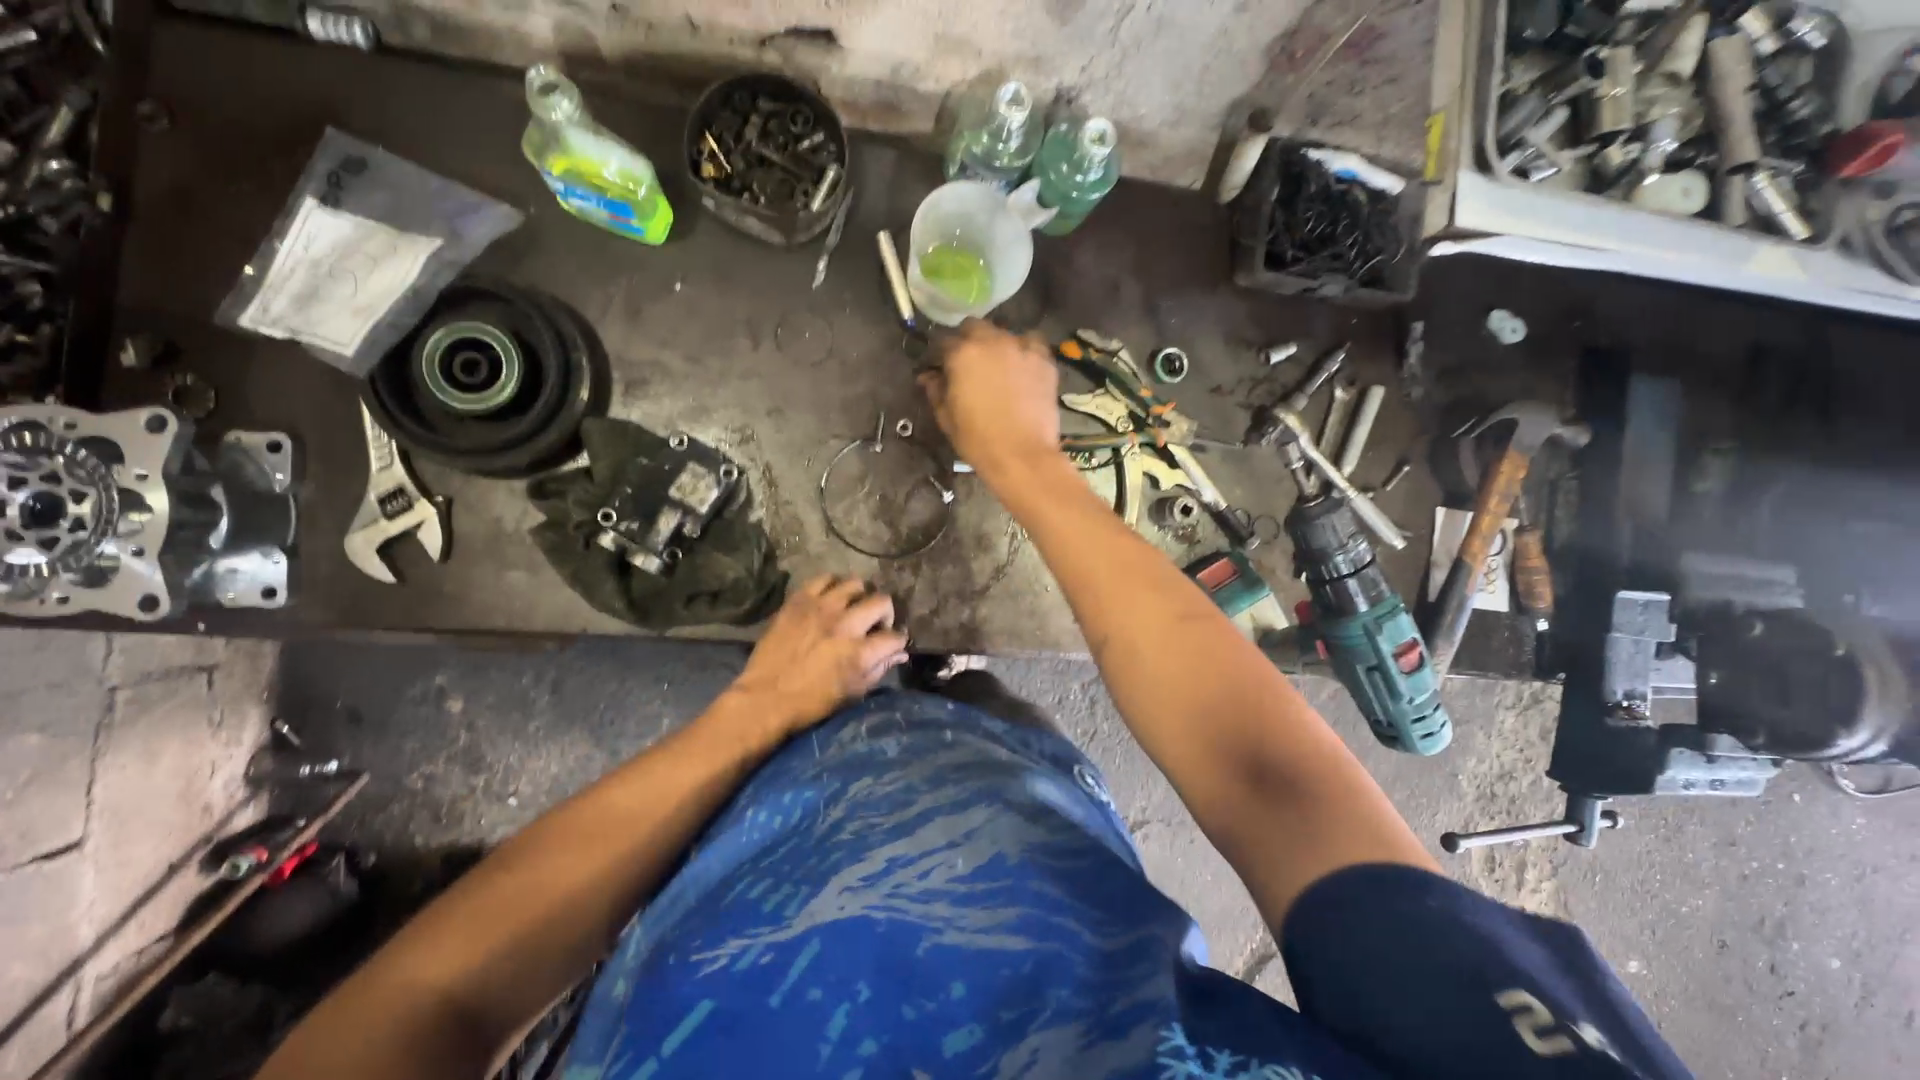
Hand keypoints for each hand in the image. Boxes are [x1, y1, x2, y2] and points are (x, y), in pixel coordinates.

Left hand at [722, 576, 909, 736]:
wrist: (766, 697)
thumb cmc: (811, 702)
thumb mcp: (852, 693)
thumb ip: (879, 669)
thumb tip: (899, 653)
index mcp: (860, 653)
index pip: (895, 636)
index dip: (898, 641)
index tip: (891, 644)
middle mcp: (845, 624)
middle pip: (882, 601)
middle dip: (885, 613)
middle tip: (874, 624)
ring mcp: (821, 608)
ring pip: (855, 583)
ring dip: (860, 596)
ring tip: (852, 608)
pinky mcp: (799, 601)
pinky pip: (824, 579)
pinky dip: (832, 586)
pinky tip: (829, 599)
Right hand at [919, 319, 1060, 485]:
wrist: (1022, 455)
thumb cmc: (978, 440)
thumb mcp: (947, 417)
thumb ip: (935, 390)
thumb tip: (928, 376)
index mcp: (961, 353)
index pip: (943, 342)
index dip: (940, 355)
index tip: (940, 367)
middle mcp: (991, 341)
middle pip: (974, 327)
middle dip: (968, 340)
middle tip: (969, 363)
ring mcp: (1021, 347)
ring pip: (1004, 333)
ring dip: (997, 344)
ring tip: (998, 364)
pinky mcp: (1044, 360)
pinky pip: (1032, 343)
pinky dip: (1025, 350)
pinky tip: (1023, 366)